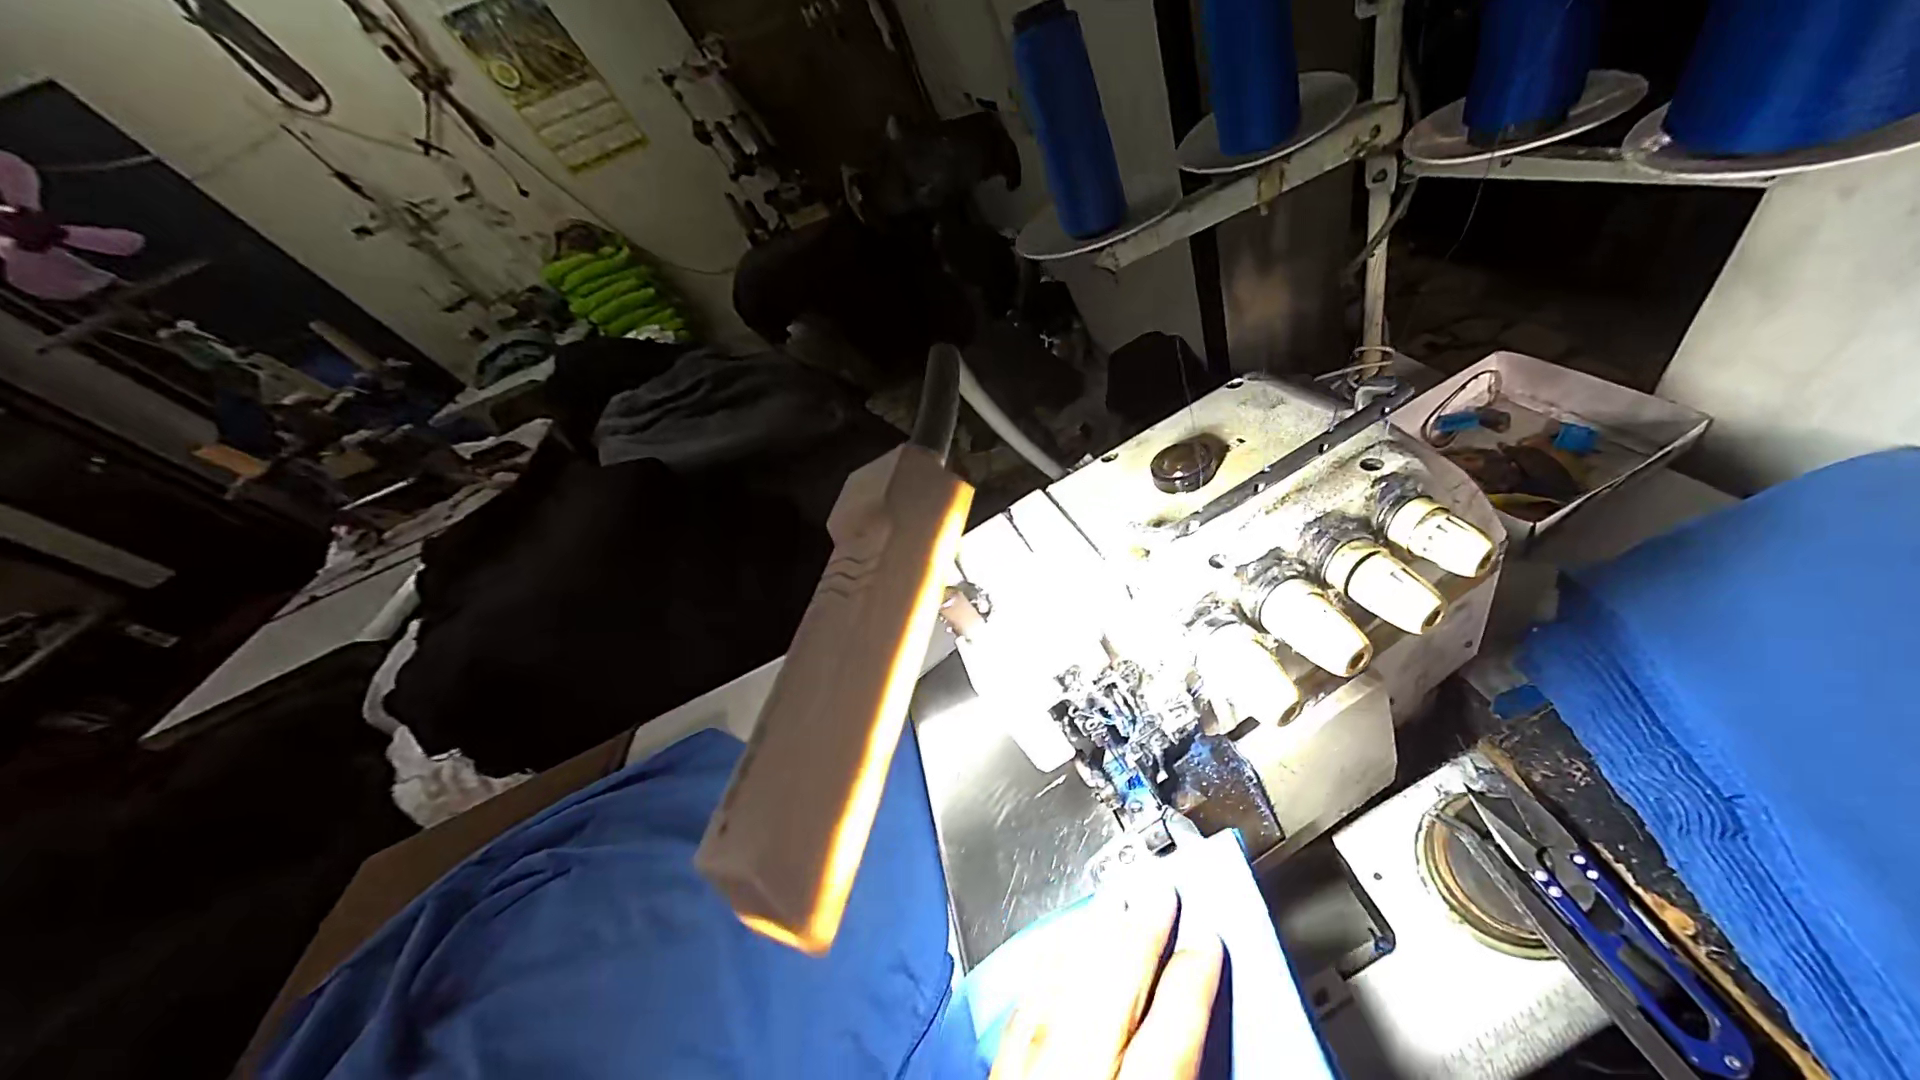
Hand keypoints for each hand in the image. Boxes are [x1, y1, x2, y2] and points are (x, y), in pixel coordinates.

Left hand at [989, 882, 1222, 1079]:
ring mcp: (1028, 1078)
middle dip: (1138, 938)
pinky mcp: (999, 1077)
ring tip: (1112, 902)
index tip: (1207, 940)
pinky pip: (1023, 1013)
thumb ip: (1180, 1072)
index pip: (1169, 1040)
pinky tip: (1058, 948)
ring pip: (1060, 992)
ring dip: (1089, 941)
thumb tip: (1205, 1033)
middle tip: (1158, 891)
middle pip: (1110, 997)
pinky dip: (1046, 973)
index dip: (1192, 983)